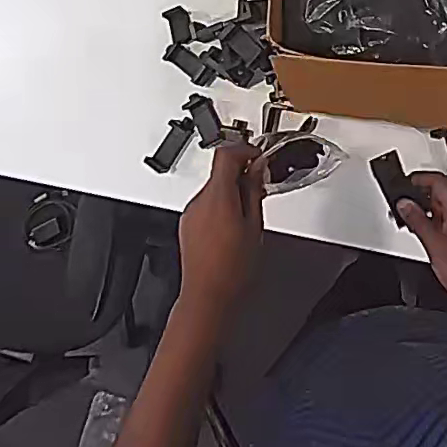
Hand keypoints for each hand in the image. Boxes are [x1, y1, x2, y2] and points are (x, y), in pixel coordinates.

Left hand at [178, 142, 267, 313]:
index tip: (257, 157)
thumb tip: (257, 167)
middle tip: (259, 186)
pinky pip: (205, 204)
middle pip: (219, 171)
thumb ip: (254, 189)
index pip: (226, 154)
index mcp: (218, 197)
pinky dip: (220, 205)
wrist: (208, 296)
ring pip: (213, 188)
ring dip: (231, 190)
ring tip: (248, 211)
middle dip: (240, 173)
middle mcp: (199, 202)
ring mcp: (190, 213)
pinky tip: (233, 224)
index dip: (244, 150)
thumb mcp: (255, 224)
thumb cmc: (233, 268)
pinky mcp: (187, 224)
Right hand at [396, 173, 446, 305]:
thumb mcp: (435, 245)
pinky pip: (446, 219)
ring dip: (425, 210)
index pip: (439, 182)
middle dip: (420, 195)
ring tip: (409, 219)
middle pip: (440, 193)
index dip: (421, 178)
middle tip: (403, 202)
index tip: (407, 181)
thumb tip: (405, 204)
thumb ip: (418, 222)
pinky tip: (423, 232)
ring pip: (442, 207)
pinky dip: (433, 221)